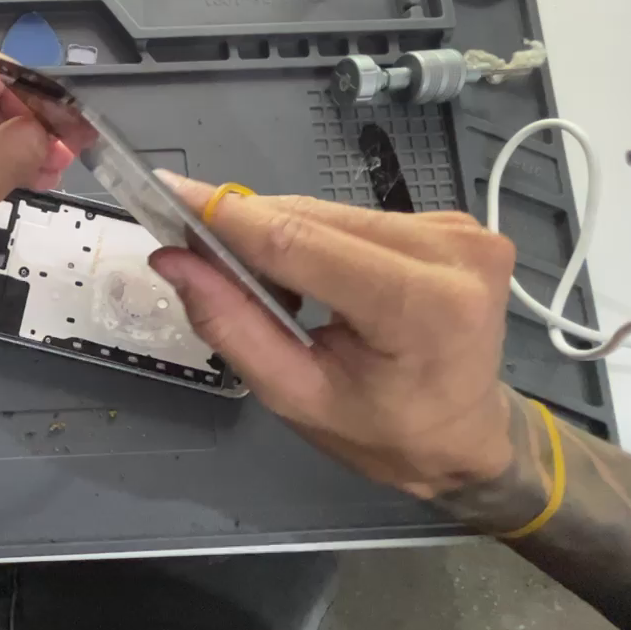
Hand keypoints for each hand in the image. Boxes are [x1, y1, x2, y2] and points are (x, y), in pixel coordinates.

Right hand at [147, 175, 516, 497]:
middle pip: (308, 220)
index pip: (297, 243)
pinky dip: (306, 238)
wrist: (464, 436)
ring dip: (272, 238)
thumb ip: (229, 324)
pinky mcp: (449, 221)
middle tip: (195, 259)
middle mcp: (449, 250)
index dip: (225, 218)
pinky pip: (347, 217)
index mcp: (421, 307)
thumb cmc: (379, 431)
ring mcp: (457, 229)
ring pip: (323, 212)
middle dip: (241, 232)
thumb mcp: (291, 393)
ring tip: (260, 288)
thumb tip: (172, 260)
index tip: (165, 193)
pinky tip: (301, 278)